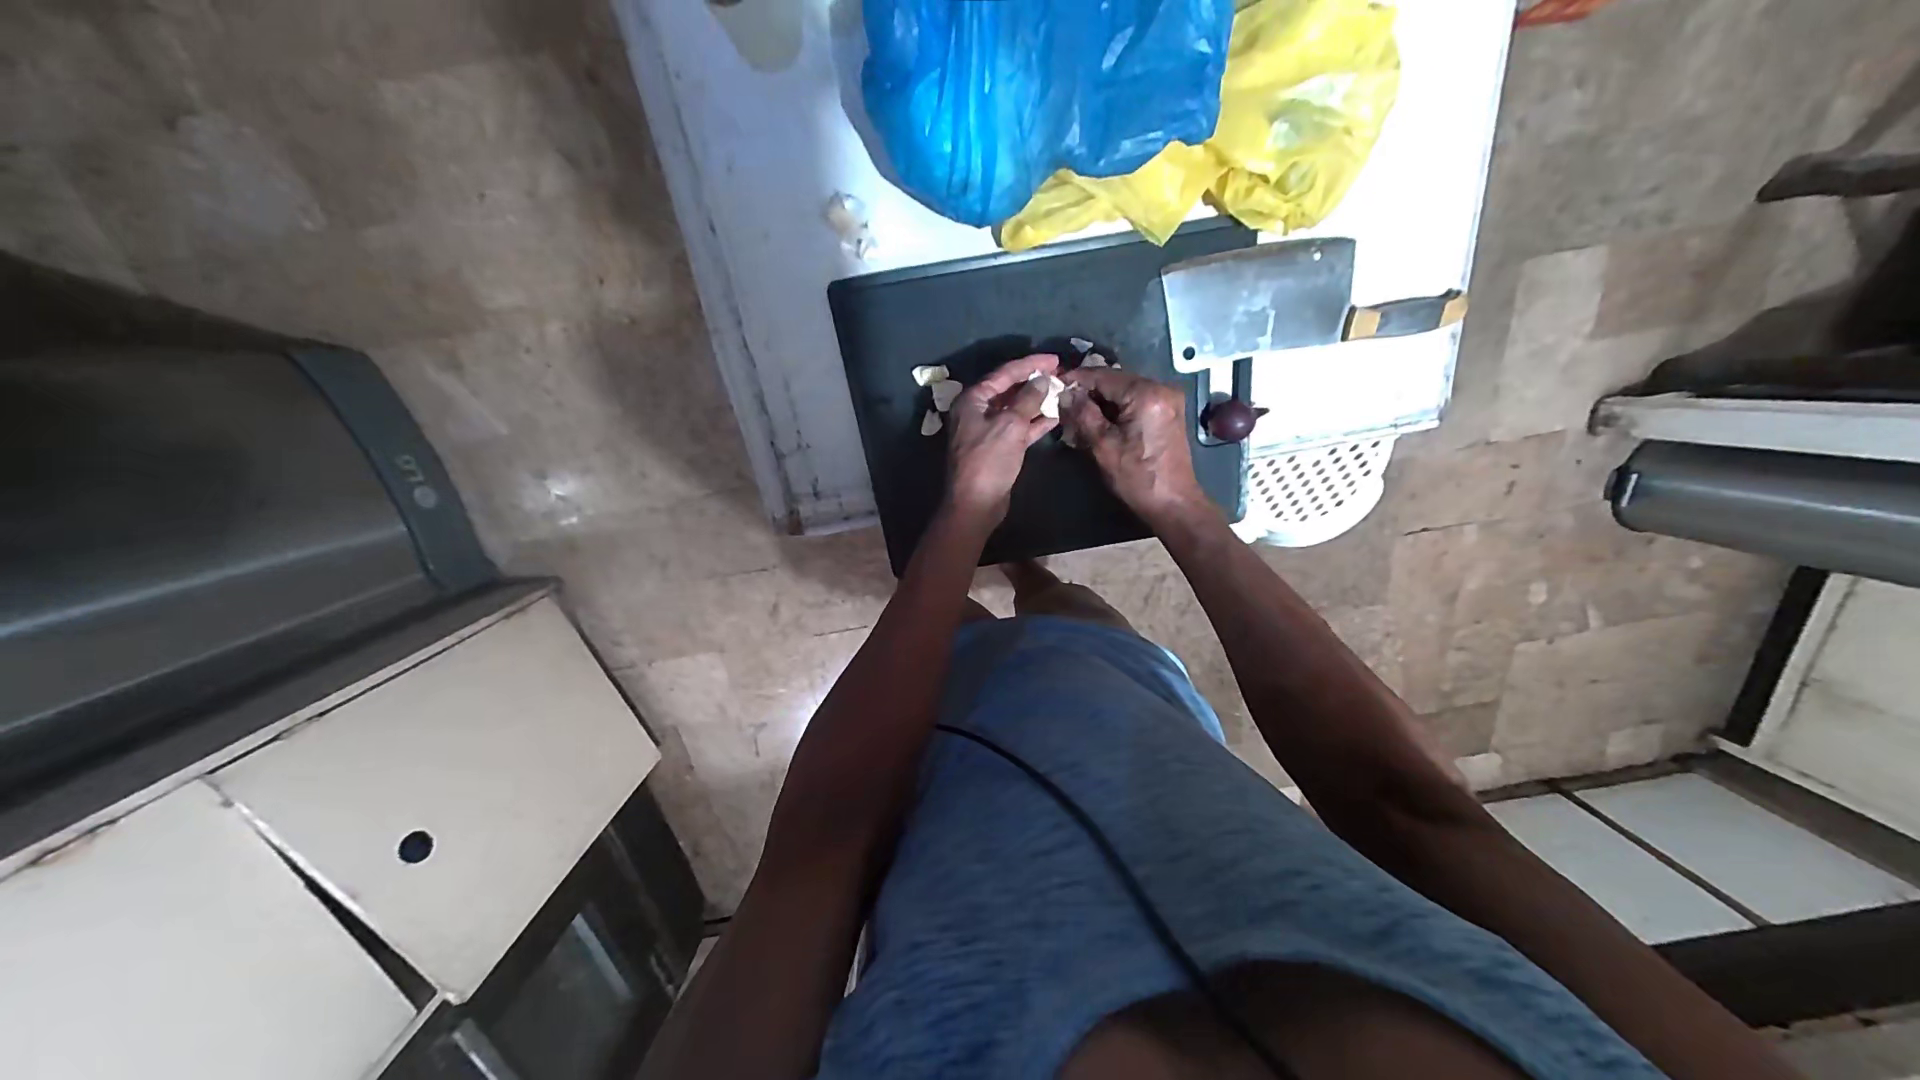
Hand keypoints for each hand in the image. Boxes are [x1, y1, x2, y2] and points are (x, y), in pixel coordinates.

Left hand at [943, 353, 1060, 525]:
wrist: (976, 503)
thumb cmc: (988, 460)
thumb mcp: (1010, 425)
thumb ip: (1027, 399)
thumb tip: (1042, 380)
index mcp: (973, 400)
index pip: (1004, 373)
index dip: (1030, 364)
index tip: (1054, 359)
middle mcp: (977, 411)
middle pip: (1009, 389)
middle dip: (1034, 382)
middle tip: (1060, 374)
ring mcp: (987, 430)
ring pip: (1015, 409)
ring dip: (1037, 401)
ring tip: (1061, 392)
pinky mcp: (998, 448)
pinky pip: (1018, 428)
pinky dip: (1034, 422)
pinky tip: (1055, 416)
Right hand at [1061, 368, 1209, 527]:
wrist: (1173, 503)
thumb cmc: (1137, 478)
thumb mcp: (1103, 446)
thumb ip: (1082, 414)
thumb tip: (1064, 393)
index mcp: (1146, 393)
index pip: (1103, 376)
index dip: (1075, 380)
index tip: (1053, 386)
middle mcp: (1161, 388)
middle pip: (1114, 381)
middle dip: (1087, 392)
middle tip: (1062, 404)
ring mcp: (1167, 399)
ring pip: (1123, 391)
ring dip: (1100, 402)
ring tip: (1076, 415)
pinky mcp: (1167, 412)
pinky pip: (1135, 401)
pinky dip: (1115, 409)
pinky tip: (1098, 422)